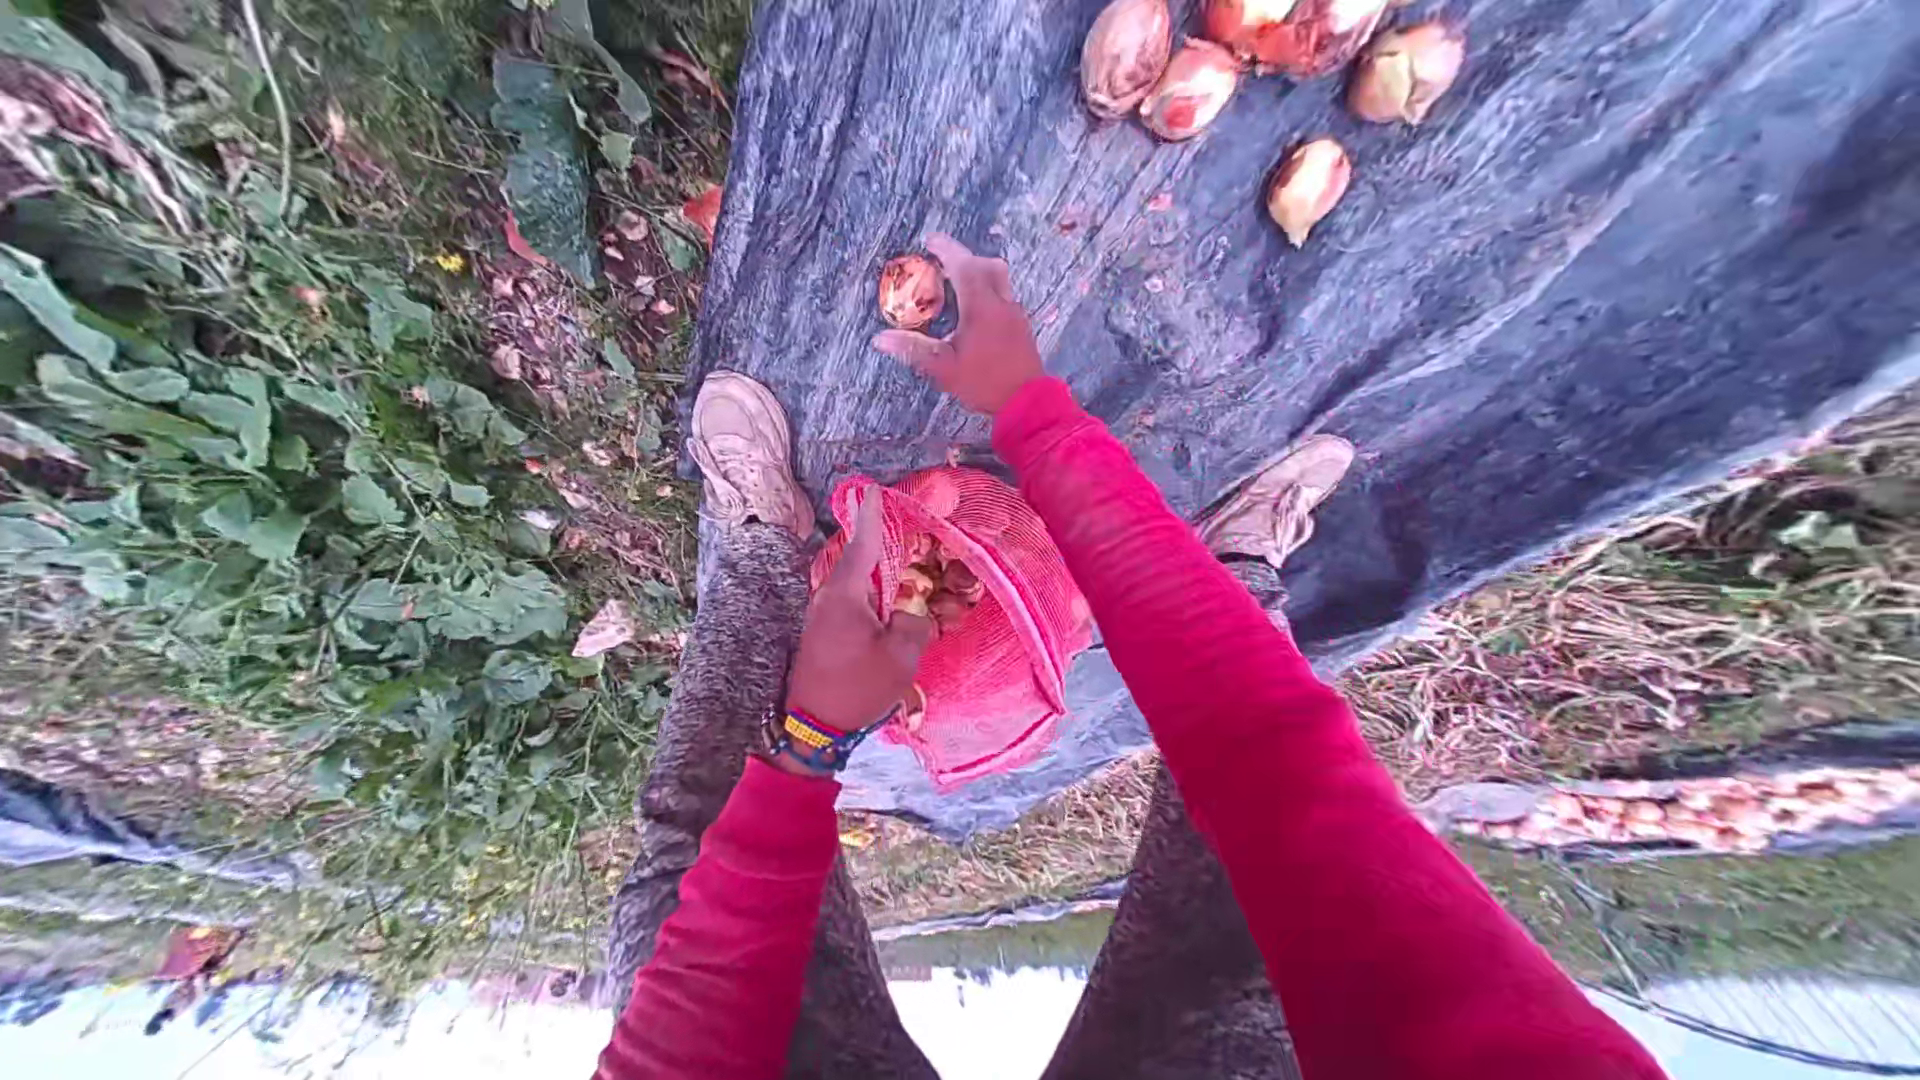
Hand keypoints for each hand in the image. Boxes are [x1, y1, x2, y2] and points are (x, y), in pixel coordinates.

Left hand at [786, 489, 934, 737]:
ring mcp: (822, 616)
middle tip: (900, 529)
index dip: (871, 516)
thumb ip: (913, 624)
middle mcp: (828, 597)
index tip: (871, 488)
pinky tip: (886, 604)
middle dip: (879, 543)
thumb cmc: (858, 689)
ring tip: (901, 568)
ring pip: (856, 583)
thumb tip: (909, 610)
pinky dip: (870, 595)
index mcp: (846, 594)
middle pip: (859, 561)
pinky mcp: (822, 632)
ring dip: (877, 574)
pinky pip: (851, 601)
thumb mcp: (900, 658)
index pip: (863, 544)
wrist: (813, 729)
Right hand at [872, 233, 1043, 414]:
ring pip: (1000, 280)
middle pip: (987, 266)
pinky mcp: (1022, 328)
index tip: (931, 241)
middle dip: (965, 258)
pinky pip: (1005, 298)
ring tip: (959, 285)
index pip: (964, 265)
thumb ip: (914, 350)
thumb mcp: (944, 368)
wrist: (1027, 402)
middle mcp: (1002, 304)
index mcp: (981, 307)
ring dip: (980, 274)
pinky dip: (990, 293)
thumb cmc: (984, 383)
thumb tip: (880, 339)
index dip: (947, 250)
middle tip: (945, 263)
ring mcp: (1016, 315)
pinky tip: (978, 312)